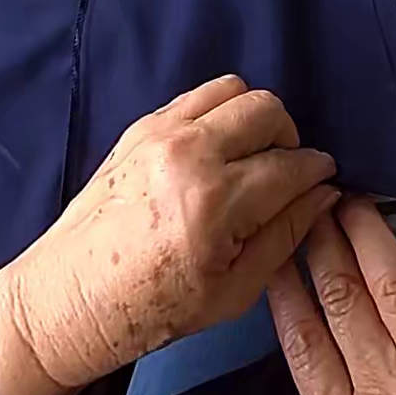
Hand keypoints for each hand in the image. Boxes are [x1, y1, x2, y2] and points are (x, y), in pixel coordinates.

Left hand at [0, 75, 339, 394]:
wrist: (73, 292)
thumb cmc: (151, 306)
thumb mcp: (235, 291)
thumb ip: (286, 233)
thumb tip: (323, 193)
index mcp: (215, 203)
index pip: (290, 165)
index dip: (316, 171)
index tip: (322, 177)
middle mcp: (188, 153)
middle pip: (266, 109)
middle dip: (288, 137)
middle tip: (285, 167)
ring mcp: (159, 132)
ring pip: (233, 89)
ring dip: (253, 117)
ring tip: (249, 154)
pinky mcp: (140, 126)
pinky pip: (196, 96)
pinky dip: (217, 113)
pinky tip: (215, 149)